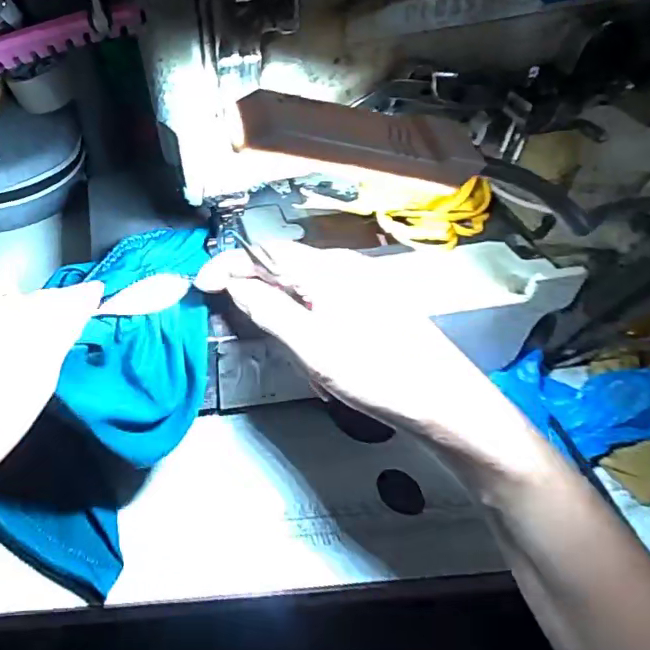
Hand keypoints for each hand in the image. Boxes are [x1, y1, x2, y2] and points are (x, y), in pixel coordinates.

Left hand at [0, 279, 103, 530]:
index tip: (92, 307)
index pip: (69, 298)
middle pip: (27, 293)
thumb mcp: (42, 381)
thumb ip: (62, 333)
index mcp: (30, 313)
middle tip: (37, 345)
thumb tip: (87, 295)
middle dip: (38, 309)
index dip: (83, 303)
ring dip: (0, 304)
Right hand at [195, 245, 548, 477]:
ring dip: (275, 298)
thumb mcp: (313, 348)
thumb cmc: (381, 375)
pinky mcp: (370, 300)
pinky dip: (299, 308)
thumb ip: (270, 311)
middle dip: (250, 280)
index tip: (204, 282)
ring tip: (265, 329)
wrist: (445, 400)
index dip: (229, 262)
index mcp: (328, 269)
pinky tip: (304, 337)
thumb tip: (236, 284)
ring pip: (301, 279)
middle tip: (228, 309)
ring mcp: (361, 281)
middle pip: (282, 261)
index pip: (264, 249)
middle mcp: (344, 265)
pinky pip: (320, 293)